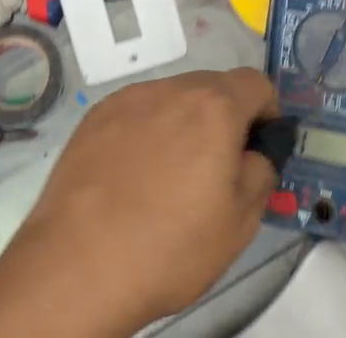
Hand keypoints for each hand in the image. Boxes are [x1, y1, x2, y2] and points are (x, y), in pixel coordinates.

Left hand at [0, 69, 278, 337]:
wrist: (79, 262)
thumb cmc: (171, 244)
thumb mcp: (240, 220)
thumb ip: (260, 171)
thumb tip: (255, 151)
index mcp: (213, 106)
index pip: (256, 83)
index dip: (266, 113)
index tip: (258, 149)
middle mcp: (169, 89)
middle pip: (211, 88)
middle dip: (223, 120)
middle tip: (214, 173)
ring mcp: (125, 100)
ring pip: (170, 100)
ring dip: (181, 126)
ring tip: (167, 180)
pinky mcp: (93, 118)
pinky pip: (134, 114)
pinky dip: (144, 134)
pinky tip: (132, 178)